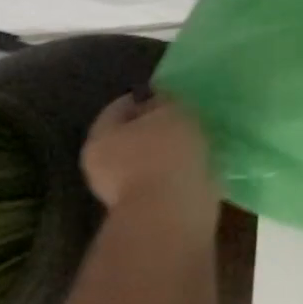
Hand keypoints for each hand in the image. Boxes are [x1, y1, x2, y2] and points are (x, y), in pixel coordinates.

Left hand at [82, 94, 219, 228]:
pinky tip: (201, 164)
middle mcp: (103, 164)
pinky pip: (165, 179)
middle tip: (188, 117)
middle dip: (156, 127)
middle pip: (131, 135)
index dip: (145, 97)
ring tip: (200, 141)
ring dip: (170, 152)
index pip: (119, 107)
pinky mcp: (148, 206)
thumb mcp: (171, 112)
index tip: (173, 94)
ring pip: (150, 159)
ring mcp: (124, 189)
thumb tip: (160, 102)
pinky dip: (180, 172)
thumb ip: (165, 102)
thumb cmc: (166, 153)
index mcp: (100, 137)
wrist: (172, 210)